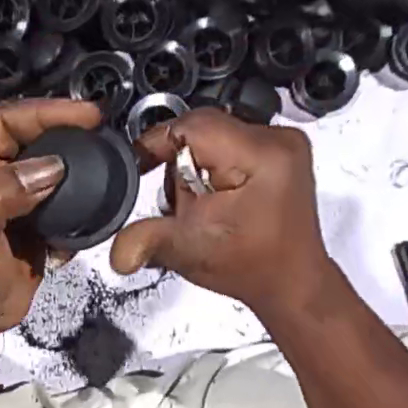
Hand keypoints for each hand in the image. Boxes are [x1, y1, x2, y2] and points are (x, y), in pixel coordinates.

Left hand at [0, 98, 102, 363]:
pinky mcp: (38, 225)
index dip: (42, 112)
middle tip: (101, 130)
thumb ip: (0, 194)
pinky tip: (96, 202)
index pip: (4, 123)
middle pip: (32, 139)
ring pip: (52, 168)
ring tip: (106, 160)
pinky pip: (65, 202)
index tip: (83, 115)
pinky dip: (82, 201)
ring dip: (78, 165)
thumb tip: (50, 167)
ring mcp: (17, 202)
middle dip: (66, 130)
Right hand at [110, 108, 335, 319]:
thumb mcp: (188, 250)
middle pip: (201, 129)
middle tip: (188, 204)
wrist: (289, 282)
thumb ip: (146, 239)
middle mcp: (278, 140)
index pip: (192, 124)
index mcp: (261, 155)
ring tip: (206, 205)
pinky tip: (219, 199)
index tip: (141, 165)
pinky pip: (230, 144)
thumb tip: (118, 250)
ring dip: (196, 168)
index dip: (157, 144)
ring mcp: (283, 144)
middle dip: (180, 165)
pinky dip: (213, 169)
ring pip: (213, 136)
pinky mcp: (280, 153)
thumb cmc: (255, 266)